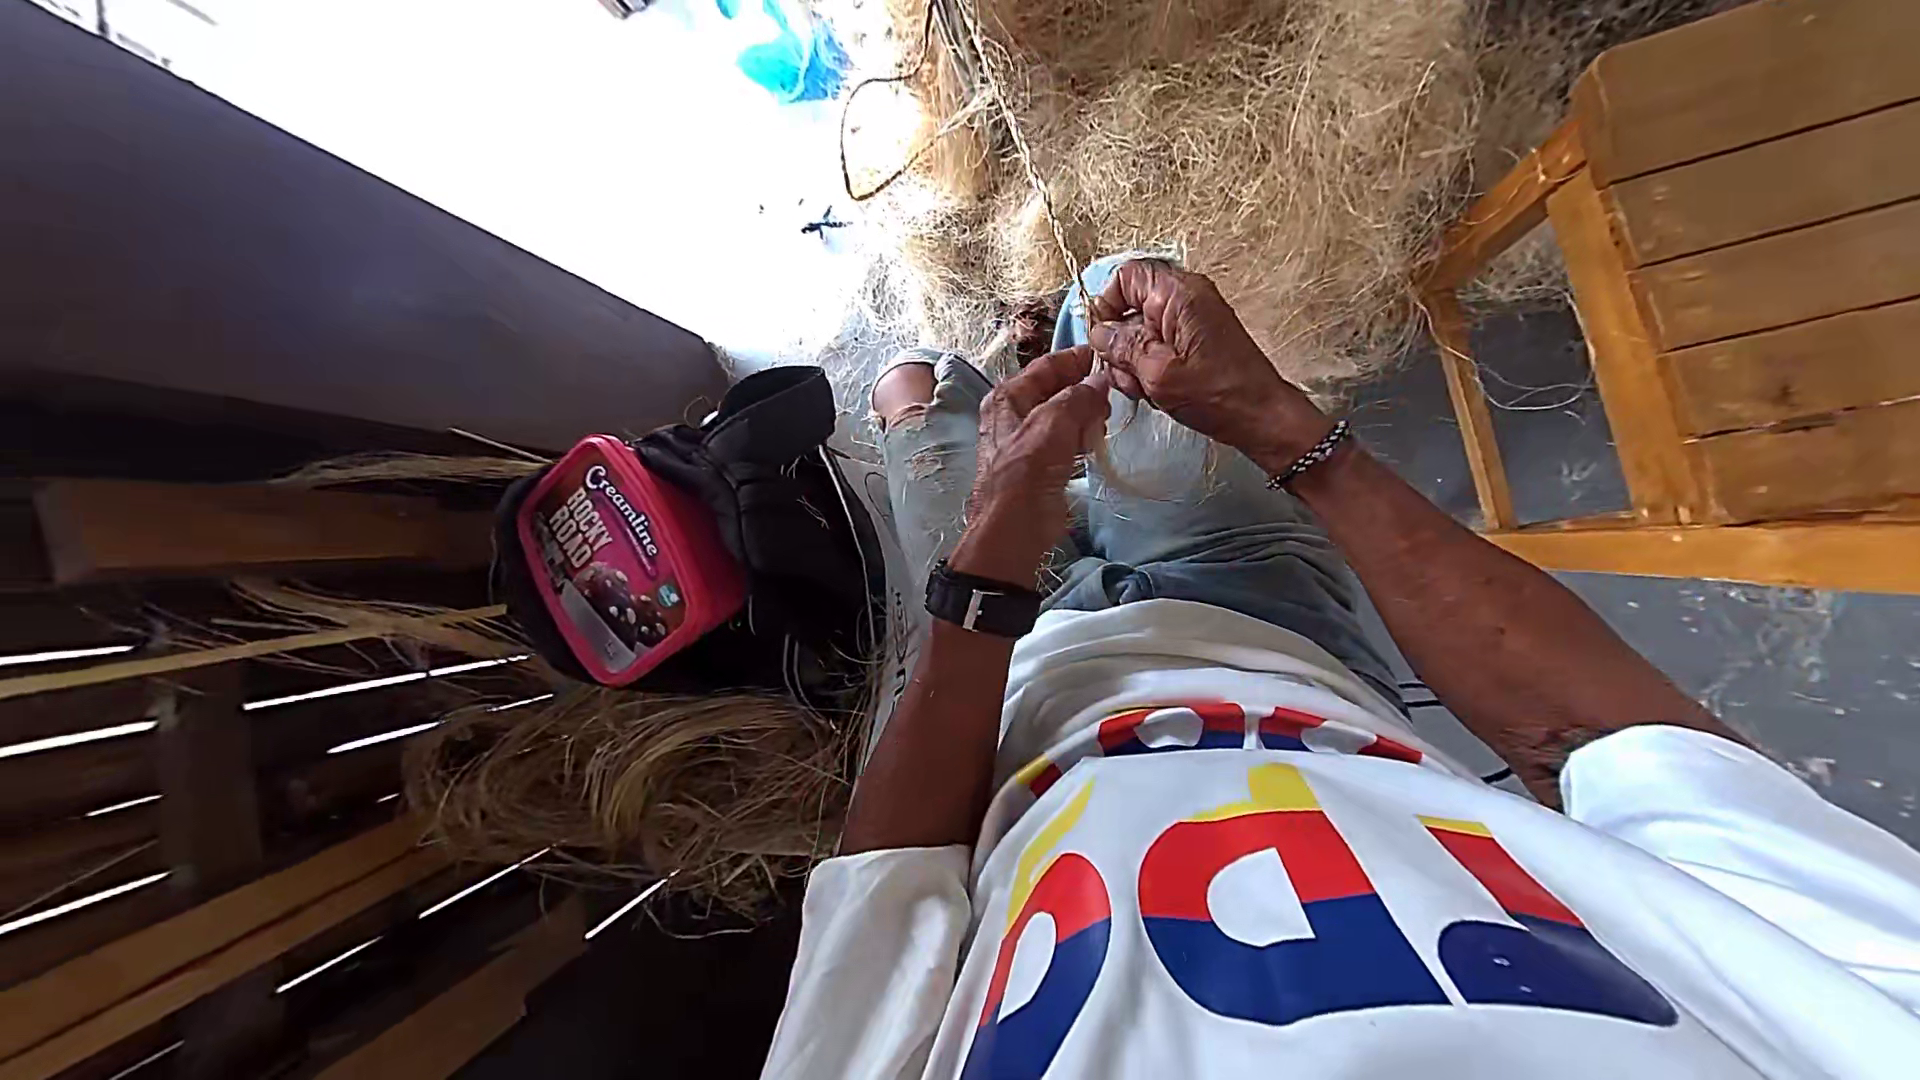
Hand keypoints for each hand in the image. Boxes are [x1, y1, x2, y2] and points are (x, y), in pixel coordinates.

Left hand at [949, 346, 1109, 585]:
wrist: (1012, 530)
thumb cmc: (1025, 475)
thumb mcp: (1051, 426)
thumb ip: (1077, 398)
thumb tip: (1100, 382)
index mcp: (1007, 398)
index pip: (1045, 366)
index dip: (1076, 359)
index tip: (1106, 356)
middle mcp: (1013, 416)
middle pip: (1055, 391)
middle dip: (1084, 390)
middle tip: (1112, 394)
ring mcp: (1026, 442)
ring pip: (1063, 417)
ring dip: (1085, 416)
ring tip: (1105, 420)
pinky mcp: (1040, 466)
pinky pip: (1065, 442)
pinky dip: (1080, 439)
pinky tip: (1094, 443)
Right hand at [1085, 260, 1332, 471]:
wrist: (1257, 417)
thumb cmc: (1218, 395)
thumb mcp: (1159, 372)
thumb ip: (1123, 347)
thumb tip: (1098, 331)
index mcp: (1179, 295)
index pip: (1126, 276)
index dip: (1106, 305)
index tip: (1103, 340)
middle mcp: (1183, 301)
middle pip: (1128, 309)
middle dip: (1118, 345)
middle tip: (1129, 375)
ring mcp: (1186, 323)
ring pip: (1136, 334)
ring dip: (1130, 364)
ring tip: (1146, 388)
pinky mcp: (1188, 344)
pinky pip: (1152, 349)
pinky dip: (1145, 370)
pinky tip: (1155, 391)